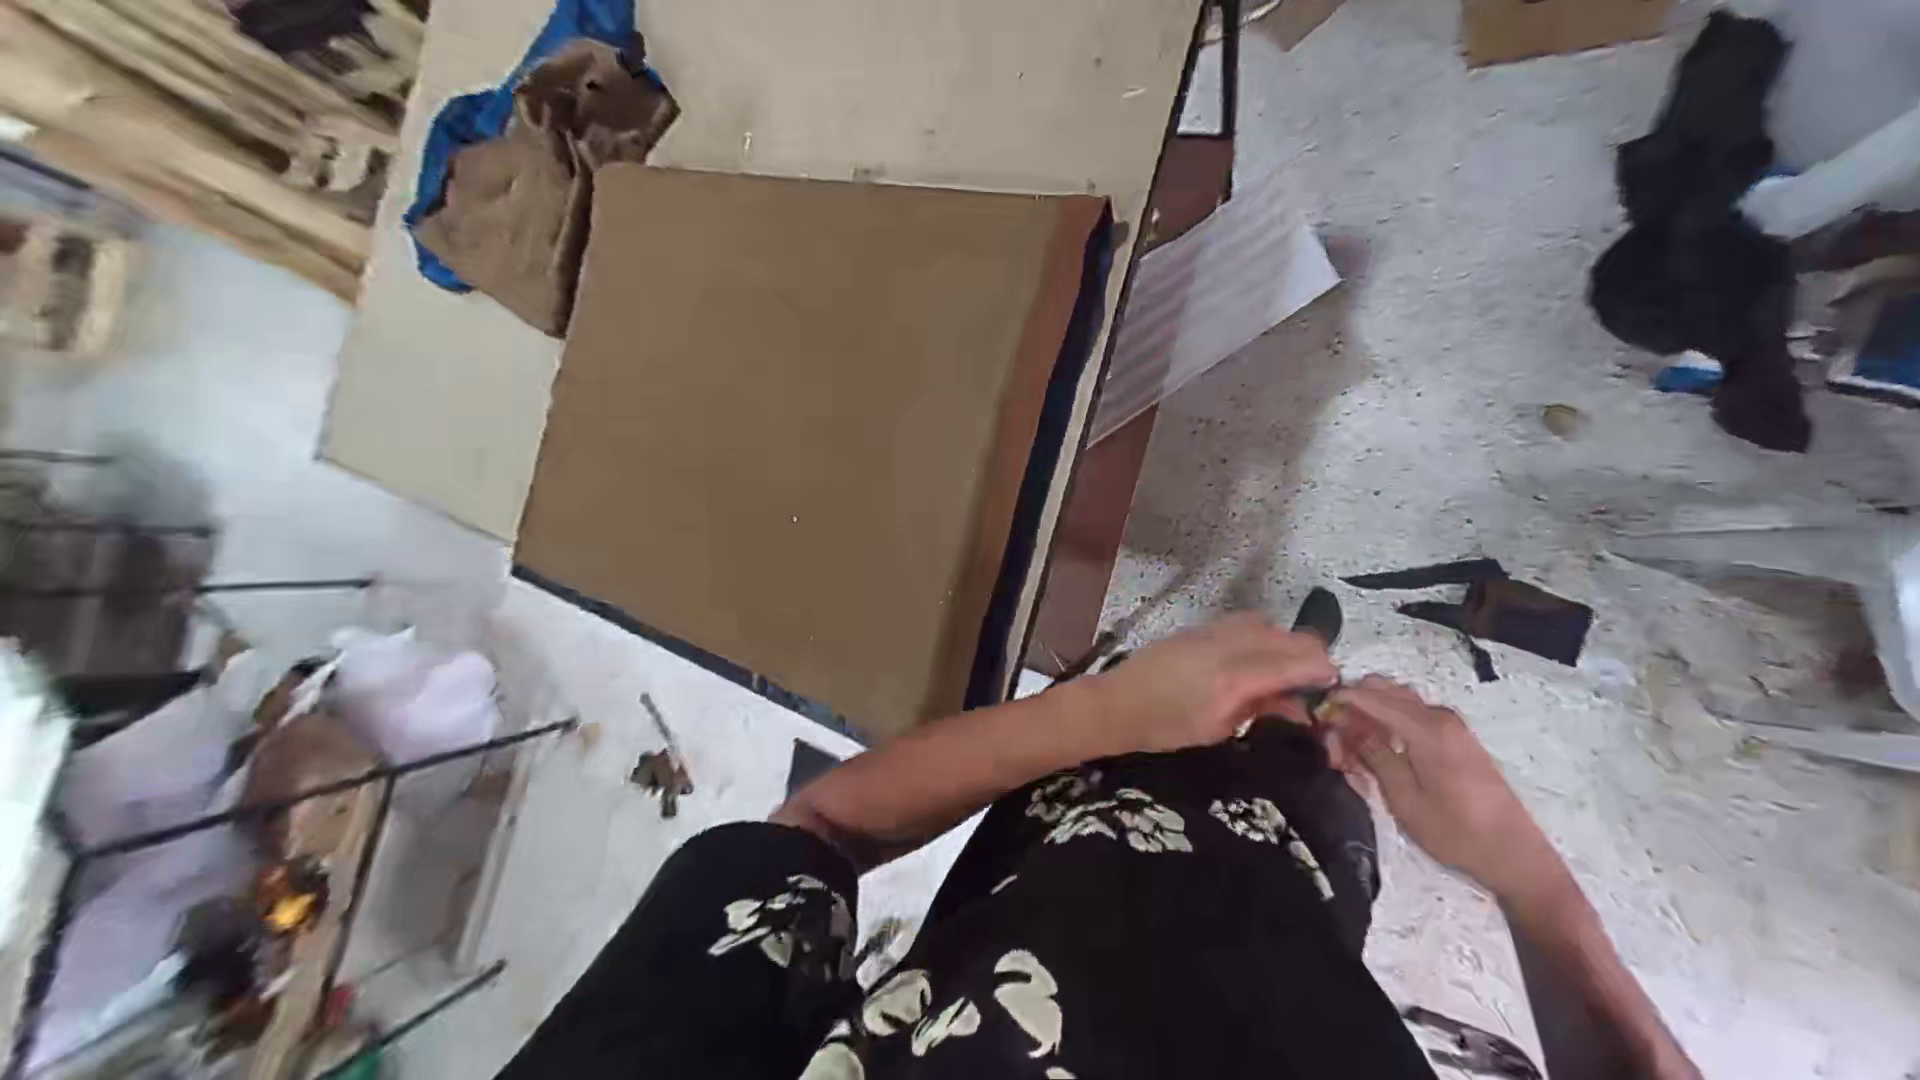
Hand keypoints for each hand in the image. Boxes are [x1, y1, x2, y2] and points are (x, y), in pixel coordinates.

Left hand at [1080, 614, 1336, 755]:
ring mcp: (1211, 632)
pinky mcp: (1198, 628)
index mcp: (1234, 679)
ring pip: (1267, 624)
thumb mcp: (1219, 729)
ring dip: (1286, 643)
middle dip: (1311, 656)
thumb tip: (1299, 705)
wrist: (1117, 704)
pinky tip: (1255, 658)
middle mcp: (1227, 647)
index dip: (1323, 672)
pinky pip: (1243, 622)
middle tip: (1313, 683)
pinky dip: (1261, 635)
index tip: (1333, 688)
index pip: (1296, 662)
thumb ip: (1262, 711)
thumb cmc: (1165, 728)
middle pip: (1289, 637)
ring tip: (1284, 670)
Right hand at [1324, 677, 1571, 905]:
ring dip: (1370, 711)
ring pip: (1397, 699)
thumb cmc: (1457, 834)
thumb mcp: (1404, 800)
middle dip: (1353, 703)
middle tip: (1332, 732)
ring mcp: (1451, 726)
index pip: (1370, 697)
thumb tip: (1346, 727)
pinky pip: (1412, 713)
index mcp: (1427, 729)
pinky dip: (1388, 720)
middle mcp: (1440, 717)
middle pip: (1384, 689)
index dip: (1338, 700)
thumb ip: (1373, 756)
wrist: (1518, 859)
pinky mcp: (1456, 738)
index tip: (1314, 715)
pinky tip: (1377, 747)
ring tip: (1351, 742)